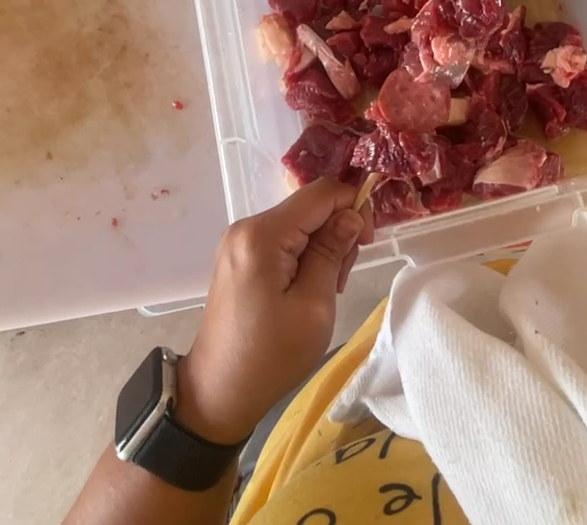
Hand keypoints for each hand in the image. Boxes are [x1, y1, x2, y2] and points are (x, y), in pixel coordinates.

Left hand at [175, 179, 372, 444]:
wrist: (218, 393)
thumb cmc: (270, 355)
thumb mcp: (314, 305)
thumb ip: (332, 251)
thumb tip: (351, 214)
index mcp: (263, 235)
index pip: (321, 193)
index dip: (353, 205)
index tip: (368, 242)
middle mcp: (247, 227)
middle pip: (310, 206)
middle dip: (337, 232)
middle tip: (341, 278)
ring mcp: (241, 241)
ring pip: (300, 223)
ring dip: (323, 247)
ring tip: (325, 290)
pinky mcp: (241, 256)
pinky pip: (284, 239)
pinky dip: (305, 255)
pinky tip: (308, 287)